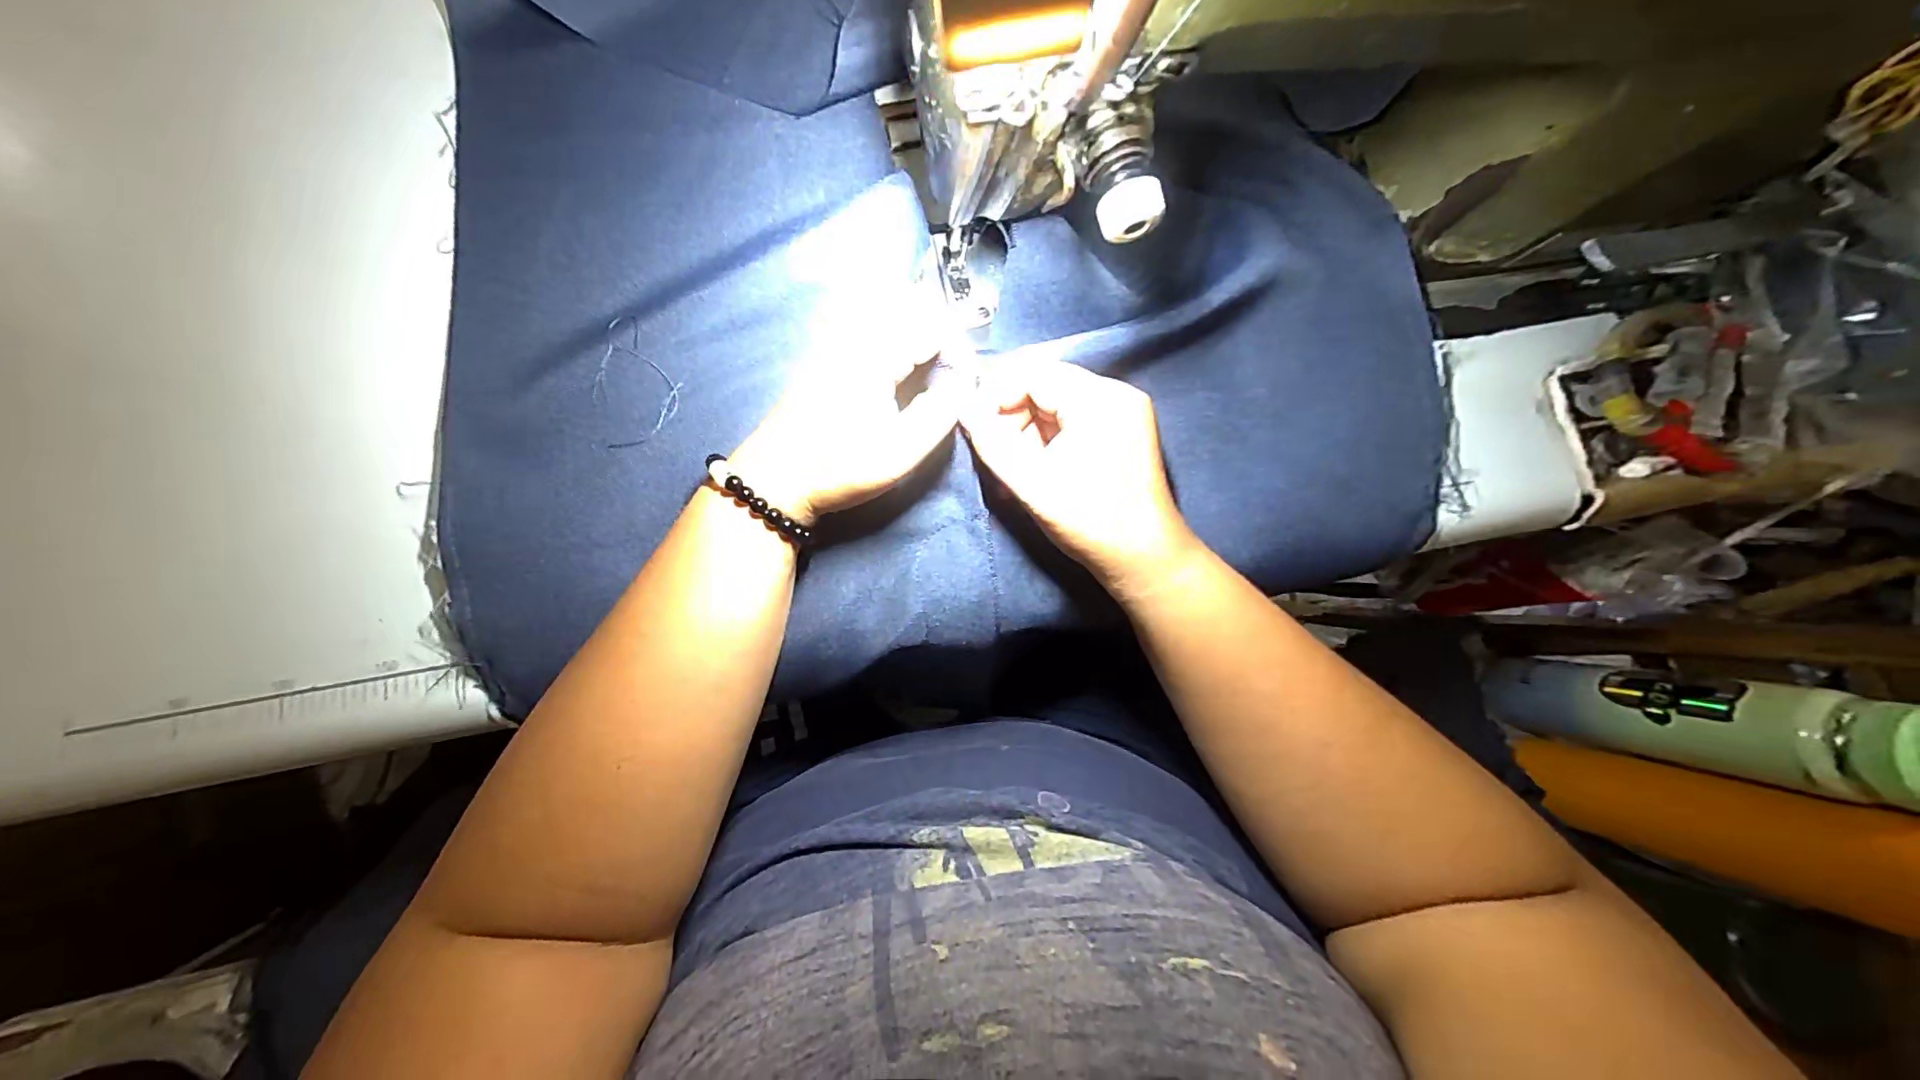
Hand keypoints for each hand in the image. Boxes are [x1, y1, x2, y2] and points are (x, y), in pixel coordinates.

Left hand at [726, 283, 960, 524]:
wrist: (777, 478)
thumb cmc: (840, 468)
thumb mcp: (903, 450)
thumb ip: (943, 410)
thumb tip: (963, 380)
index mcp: (875, 352)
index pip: (935, 325)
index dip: (960, 351)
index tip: (966, 383)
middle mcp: (853, 331)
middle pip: (911, 304)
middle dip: (942, 333)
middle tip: (952, 373)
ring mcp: (833, 337)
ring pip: (887, 304)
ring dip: (917, 326)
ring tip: (930, 365)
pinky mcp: (822, 349)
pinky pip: (864, 316)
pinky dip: (891, 327)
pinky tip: (896, 360)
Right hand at [961, 357, 1198, 597]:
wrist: (1144, 558)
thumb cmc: (1089, 521)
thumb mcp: (1030, 482)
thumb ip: (991, 442)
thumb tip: (963, 408)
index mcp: (1099, 399)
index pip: (1033, 373)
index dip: (995, 395)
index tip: (972, 424)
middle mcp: (1116, 394)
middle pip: (1046, 385)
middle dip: (1012, 415)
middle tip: (993, 452)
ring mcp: (1124, 411)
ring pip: (1057, 403)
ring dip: (1028, 430)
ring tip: (1014, 470)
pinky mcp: (1124, 430)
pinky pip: (1074, 419)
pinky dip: (1049, 438)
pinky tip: (1035, 467)